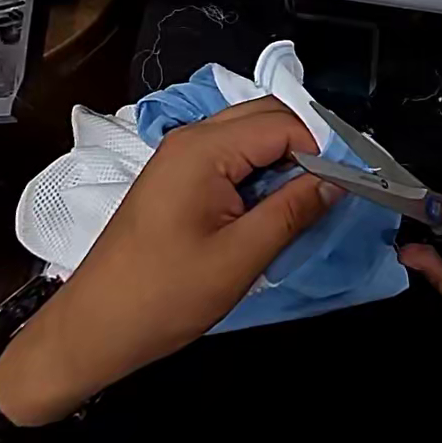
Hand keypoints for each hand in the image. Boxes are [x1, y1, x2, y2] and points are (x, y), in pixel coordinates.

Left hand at [0, 97, 342, 424]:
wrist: (93, 327)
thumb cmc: (163, 296)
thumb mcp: (239, 258)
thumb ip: (292, 210)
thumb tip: (338, 180)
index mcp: (204, 148)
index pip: (282, 124)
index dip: (322, 148)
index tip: (348, 182)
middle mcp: (192, 136)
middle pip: (266, 116)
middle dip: (306, 144)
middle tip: (333, 187)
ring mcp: (182, 152)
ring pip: (251, 131)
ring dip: (284, 155)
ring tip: (307, 195)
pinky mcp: (180, 172)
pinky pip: (233, 151)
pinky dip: (261, 166)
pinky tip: (273, 198)